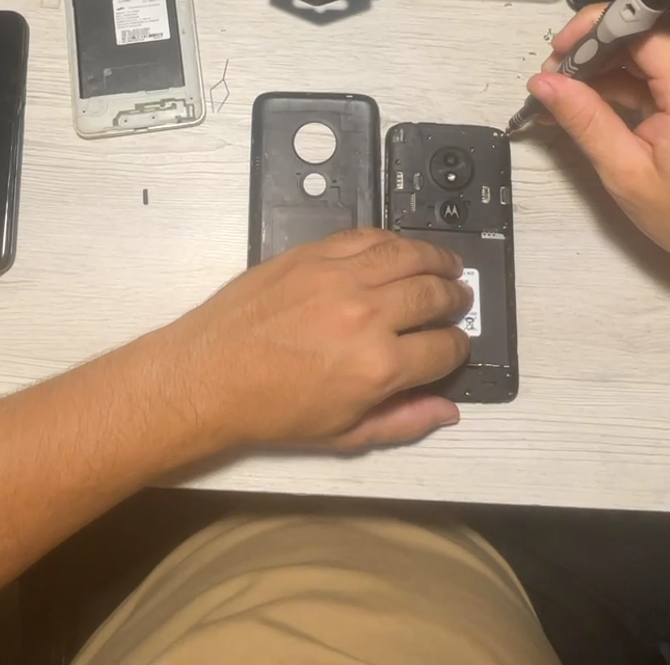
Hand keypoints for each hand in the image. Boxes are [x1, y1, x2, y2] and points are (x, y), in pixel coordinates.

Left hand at [154, 229, 472, 450]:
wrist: (209, 374)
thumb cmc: (273, 410)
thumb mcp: (343, 434)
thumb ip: (403, 421)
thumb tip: (449, 409)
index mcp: (377, 366)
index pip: (444, 348)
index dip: (458, 347)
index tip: (455, 345)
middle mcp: (366, 314)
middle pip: (433, 294)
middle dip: (456, 299)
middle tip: (460, 300)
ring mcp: (338, 277)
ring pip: (408, 255)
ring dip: (437, 259)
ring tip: (448, 265)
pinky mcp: (313, 254)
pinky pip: (367, 236)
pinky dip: (392, 241)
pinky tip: (402, 249)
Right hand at [527, 10, 669, 282]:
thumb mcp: (628, 175)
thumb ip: (585, 121)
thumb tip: (543, 84)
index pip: (644, 26)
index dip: (594, 28)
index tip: (559, 53)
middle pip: (651, 29)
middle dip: (597, 44)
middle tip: (558, 76)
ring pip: (660, 45)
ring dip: (614, 60)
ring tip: (574, 91)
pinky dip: (637, 76)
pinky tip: (605, 99)